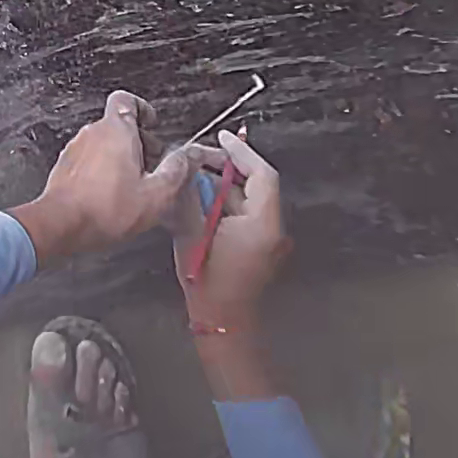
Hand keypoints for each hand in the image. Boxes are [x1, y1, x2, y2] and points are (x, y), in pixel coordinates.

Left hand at [8, 91, 205, 267]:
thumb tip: (191, 155)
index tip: (153, 125)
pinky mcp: (66, 165)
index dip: (142, 109)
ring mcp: (76, 148)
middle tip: (152, 166)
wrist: (61, 224)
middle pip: (118, 124)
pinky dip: (102, 168)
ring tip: (134, 184)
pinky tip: (111, 193)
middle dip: (139, 141)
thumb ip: (177, 170)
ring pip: (103, 142)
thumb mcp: (156, 194)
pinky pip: (89, 158)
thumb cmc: (105, 209)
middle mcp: (92, 133)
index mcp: (116, 130)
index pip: (126, 100)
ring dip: (121, 156)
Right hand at [168, 130, 289, 331]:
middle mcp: (274, 228)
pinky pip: (242, 214)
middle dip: (227, 166)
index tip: (220, 136)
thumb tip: (184, 166)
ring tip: (192, 174)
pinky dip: (223, 202)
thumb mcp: (191, 231)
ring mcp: (267, 239)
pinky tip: (198, 199)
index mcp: (264, 223)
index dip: (241, 152)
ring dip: (222, 185)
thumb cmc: (208, 278)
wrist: (221, 321)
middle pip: (255, 185)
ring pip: (246, 200)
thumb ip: (189, 195)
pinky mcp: (257, 247)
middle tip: (197, 155)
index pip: (262, 175)